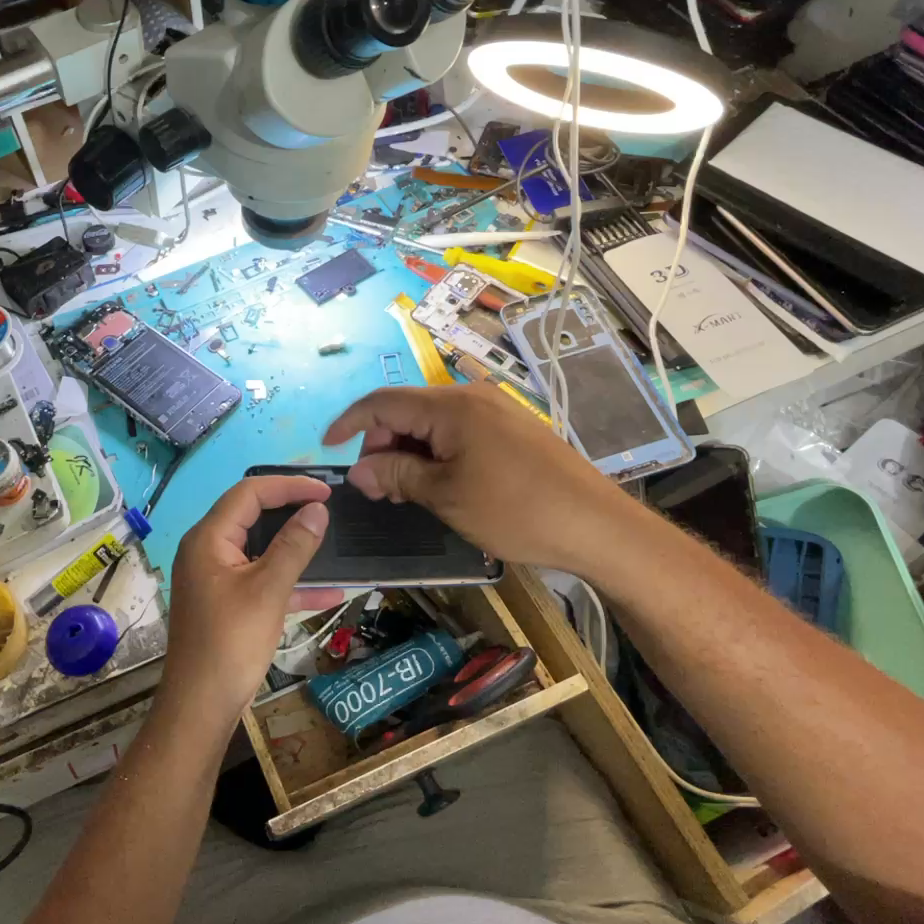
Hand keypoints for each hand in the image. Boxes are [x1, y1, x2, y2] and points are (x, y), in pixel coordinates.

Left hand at [162, 476, 343, 720]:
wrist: (201, 705)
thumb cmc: (230, 643)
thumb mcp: (268, 591)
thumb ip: (294, 547)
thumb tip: (317, 510)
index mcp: (208, 539)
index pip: (248, 493)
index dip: (288, 485)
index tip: (326, 491)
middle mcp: (207, 551)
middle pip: (252, 517)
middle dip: (292, 512)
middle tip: (330, 510)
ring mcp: (216, 579)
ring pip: (260, 551)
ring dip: (296, 550)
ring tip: (334, 546)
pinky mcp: (226, 603)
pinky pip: (261, 581)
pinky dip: (290, 583)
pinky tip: (330, 593)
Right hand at [322, 385, 658, 577]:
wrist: (596, 526)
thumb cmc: (515, 510)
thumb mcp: (445, 495)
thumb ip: (396, 475)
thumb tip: (360, 469)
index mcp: (451, 406)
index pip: (382, 402)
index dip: (349, 423)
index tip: (327, 447)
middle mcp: (471, 397)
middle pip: (406, 411)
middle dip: (381, 446)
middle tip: (376, 489)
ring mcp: (495, 411)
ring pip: (431, 424)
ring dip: (408, 454)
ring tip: (404, 494)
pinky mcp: (510, 430)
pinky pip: (457, 432)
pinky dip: (435, 455)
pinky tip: (436, 486)